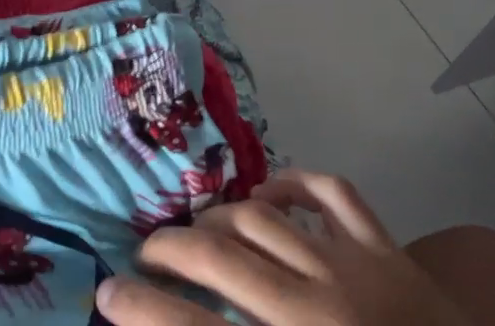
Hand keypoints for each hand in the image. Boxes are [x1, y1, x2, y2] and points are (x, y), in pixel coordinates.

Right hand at [98, 169, 469, 325]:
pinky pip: (330, 192)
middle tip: (147, 256)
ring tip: (201, 234)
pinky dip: (292, 185)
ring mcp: (355, 270)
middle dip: (166, 250)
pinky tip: (270, 198)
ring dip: (218, 221)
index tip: (106, 296)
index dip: (141, 309)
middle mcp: (316, 310)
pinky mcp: (389, 251)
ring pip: (259, 218)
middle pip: (216, 258)